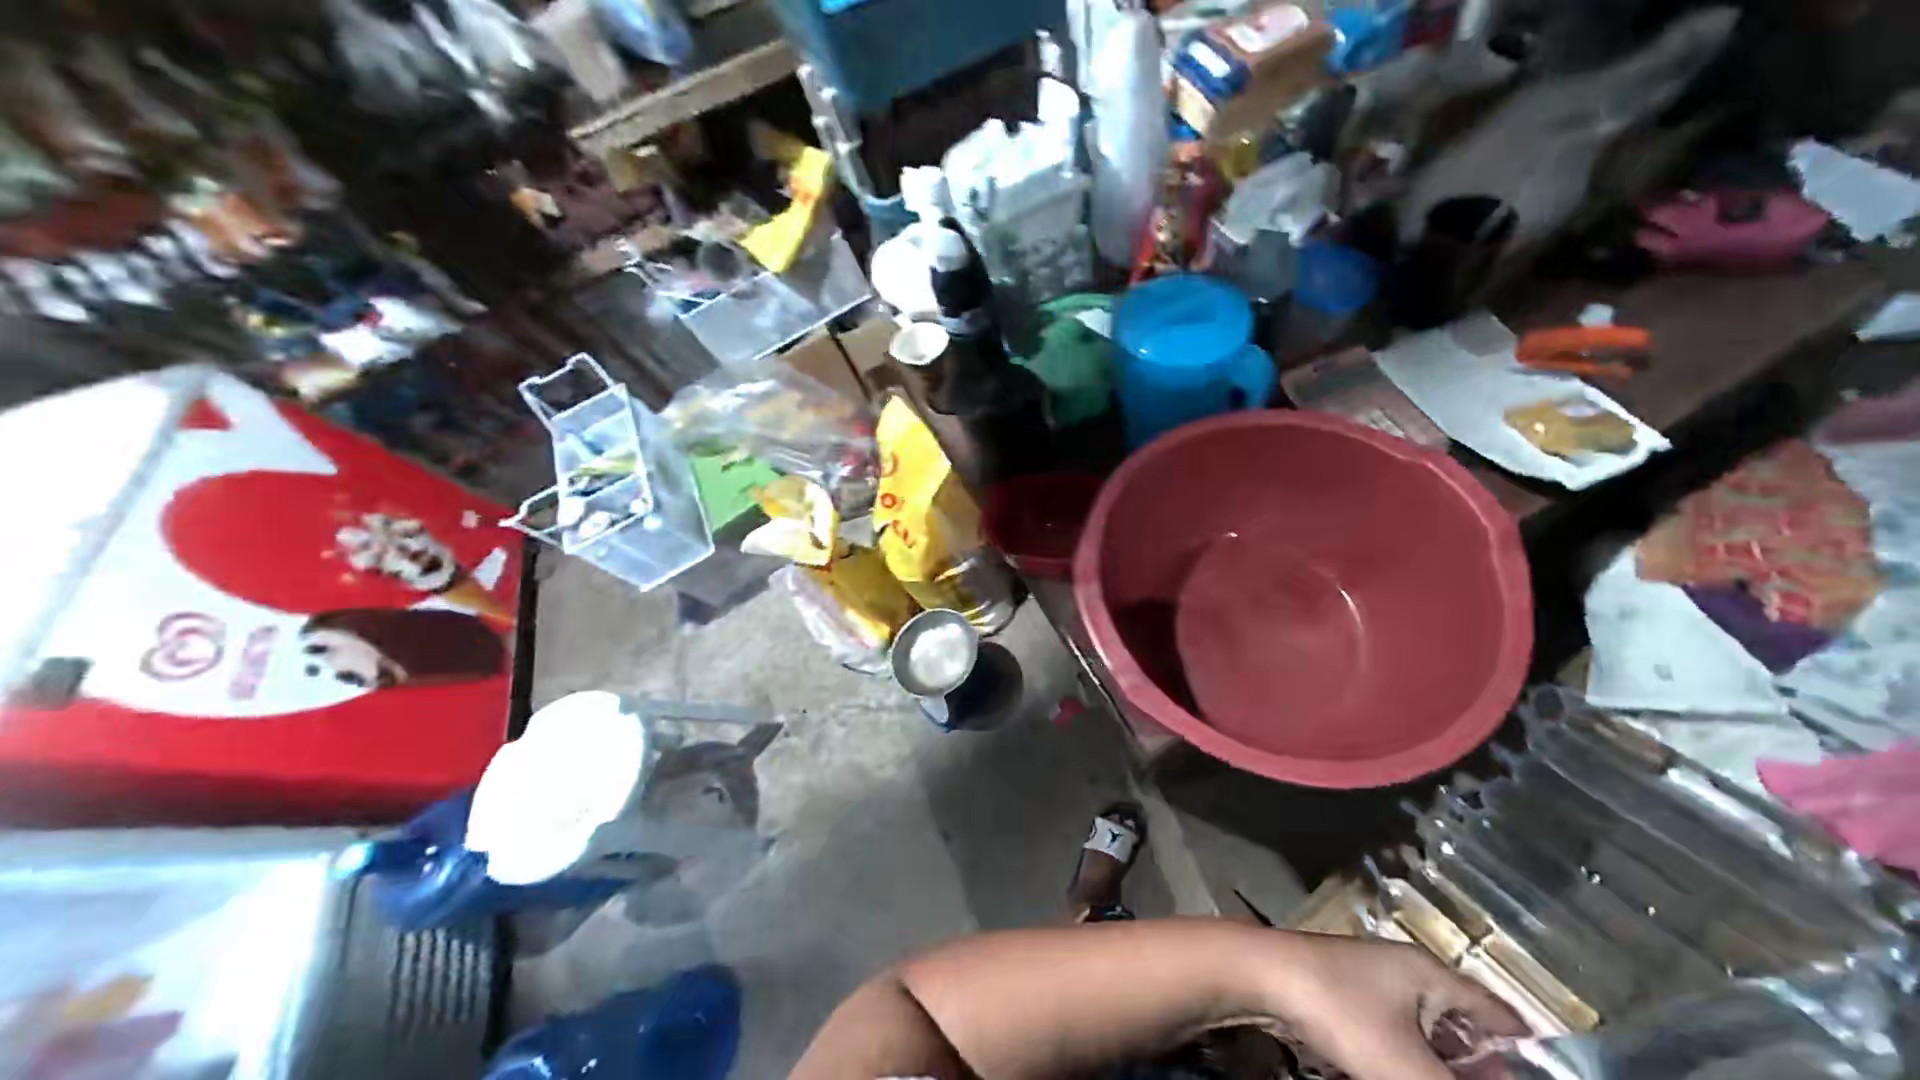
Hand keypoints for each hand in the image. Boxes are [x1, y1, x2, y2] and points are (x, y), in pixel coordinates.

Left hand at [1261, 935, 1526, 1079]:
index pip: (1497, 1013)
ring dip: (1437, 1066)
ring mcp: (1371, 985)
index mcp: (1430, 976)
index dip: (1524, 1051)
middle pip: (1461, 1028)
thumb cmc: (1340, 1010)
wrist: (1261, 976)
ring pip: (1423, 1036)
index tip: (1540, 1076)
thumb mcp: (1407, 1065)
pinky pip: (1388, 1037)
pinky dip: (1400, 1061)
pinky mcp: (1343, 1000)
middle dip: (1478, 1068)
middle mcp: (1405, 974)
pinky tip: (1397, 1071)